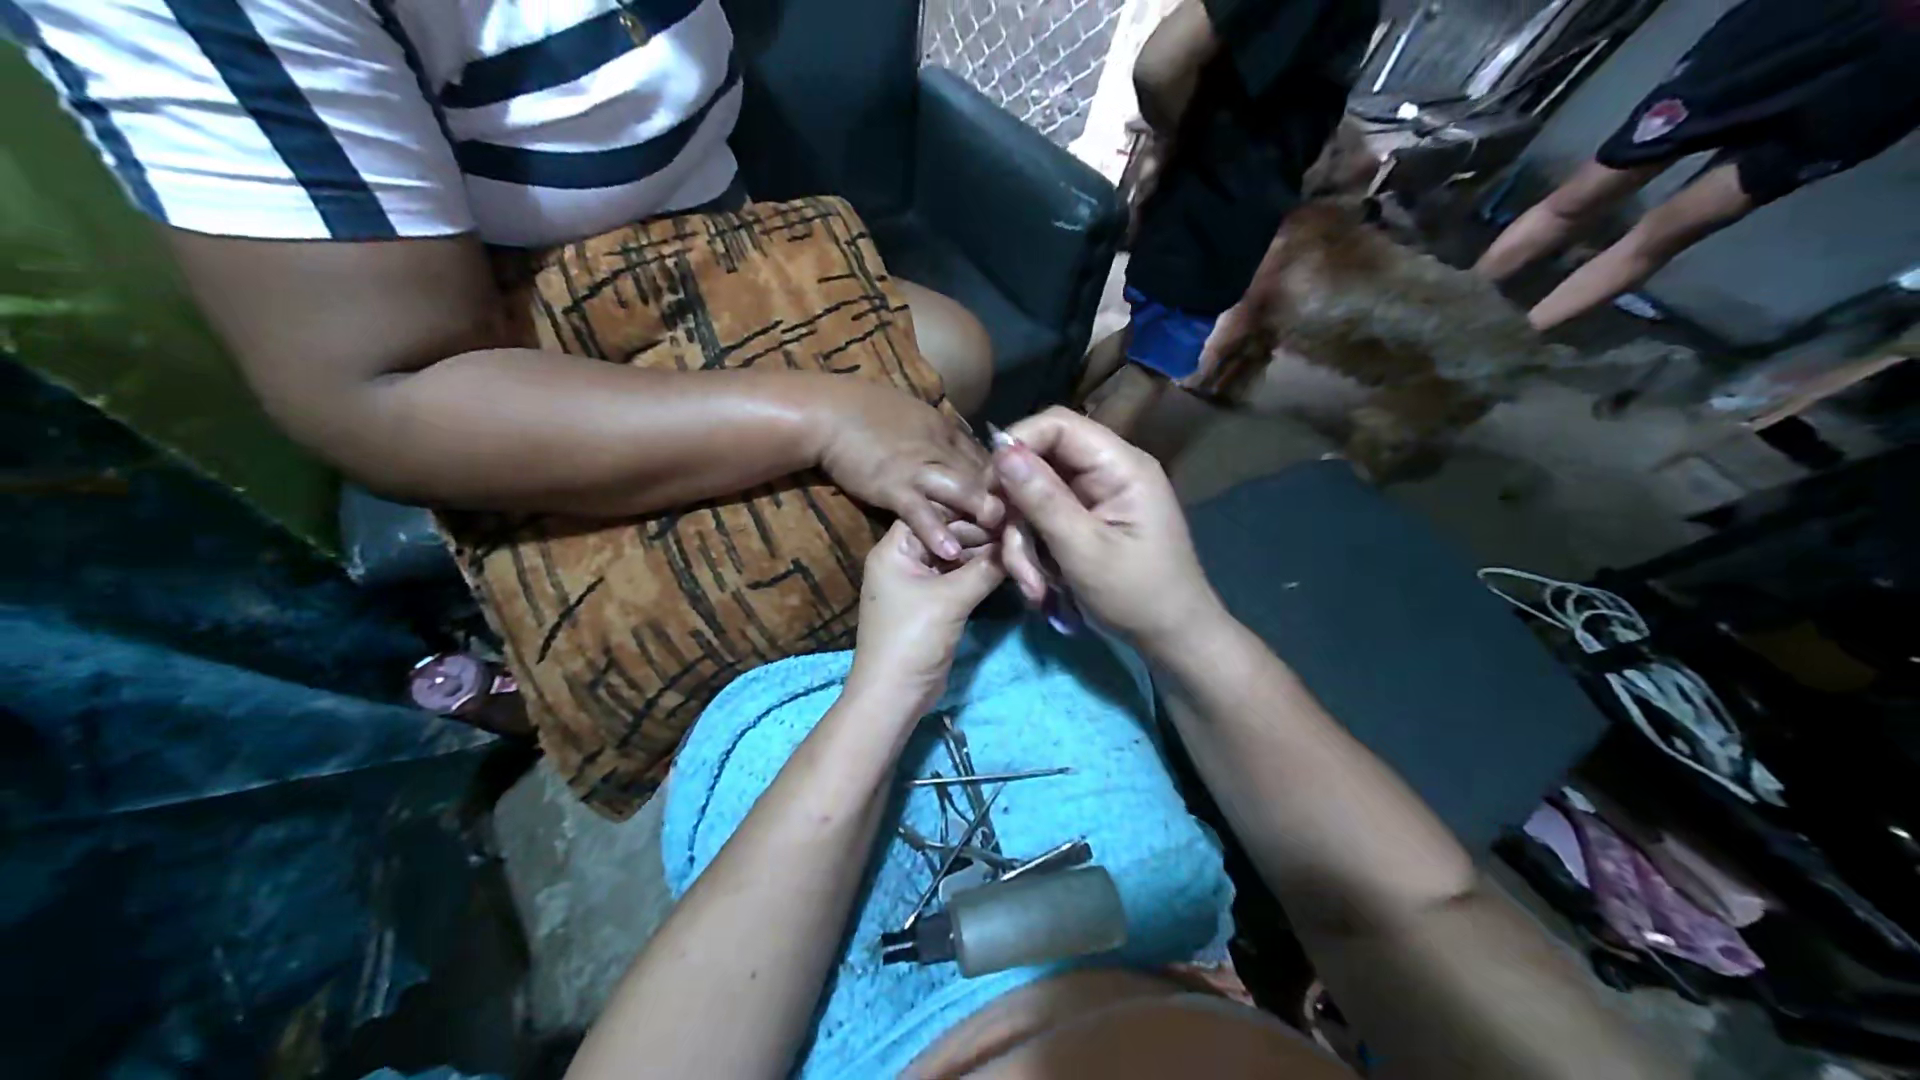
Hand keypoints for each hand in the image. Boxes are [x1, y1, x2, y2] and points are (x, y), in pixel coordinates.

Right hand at [816, 381, 1003, 559]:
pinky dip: (935, 532)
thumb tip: (954, 451)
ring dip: (982, 514)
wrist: (827, 412)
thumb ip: (935, 434)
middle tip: (1022, 527)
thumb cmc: (863, 411)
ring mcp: (918, 469)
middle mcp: (939, 448)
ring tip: (1003, 540)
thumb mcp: (910, 415)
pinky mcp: (894, 486)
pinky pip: (920, 512)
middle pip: (982, 475)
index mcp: (945, 430)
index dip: (1002, 481)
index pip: (984, 457)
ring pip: (961, 491)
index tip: (1014, 502)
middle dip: (1004, 501)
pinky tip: (950, 553)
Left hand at [845, 521, 1005, 714]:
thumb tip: (1017, 539)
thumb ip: (985, 568)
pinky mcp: (933, 602)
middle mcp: (904, 559)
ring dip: (983, 552)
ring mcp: (919, 582)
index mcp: (895, 549)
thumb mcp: (950, 599)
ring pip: (955, 555)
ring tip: (1018, 542)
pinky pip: (958, 577)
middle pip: (945, 532)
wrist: (895, 695)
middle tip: (1017, 524)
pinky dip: (980, 572)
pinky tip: (1007, 566)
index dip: (966, 505)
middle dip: (980, 530)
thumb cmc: (912, 639)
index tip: (1003, 504)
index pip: (932, 511)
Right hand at [991, 408, 1222, 650]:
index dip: (1018, 445)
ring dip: (1023, 544)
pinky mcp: (1083, 523)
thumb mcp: (1084, 550)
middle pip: (1039, 465)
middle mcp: (1106, 473)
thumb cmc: (1138, 595)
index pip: (1058, 425)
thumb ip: (1042, 499)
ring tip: (1035, 589)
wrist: (1171, 638)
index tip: (990, 486)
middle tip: (1005, 547)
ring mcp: (1093, 499)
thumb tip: (1001, 450)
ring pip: (1033, 501)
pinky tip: (1042, 589)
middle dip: (1017, 512)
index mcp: (1120, 466)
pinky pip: (1043, 524)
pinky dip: (1034, 554)